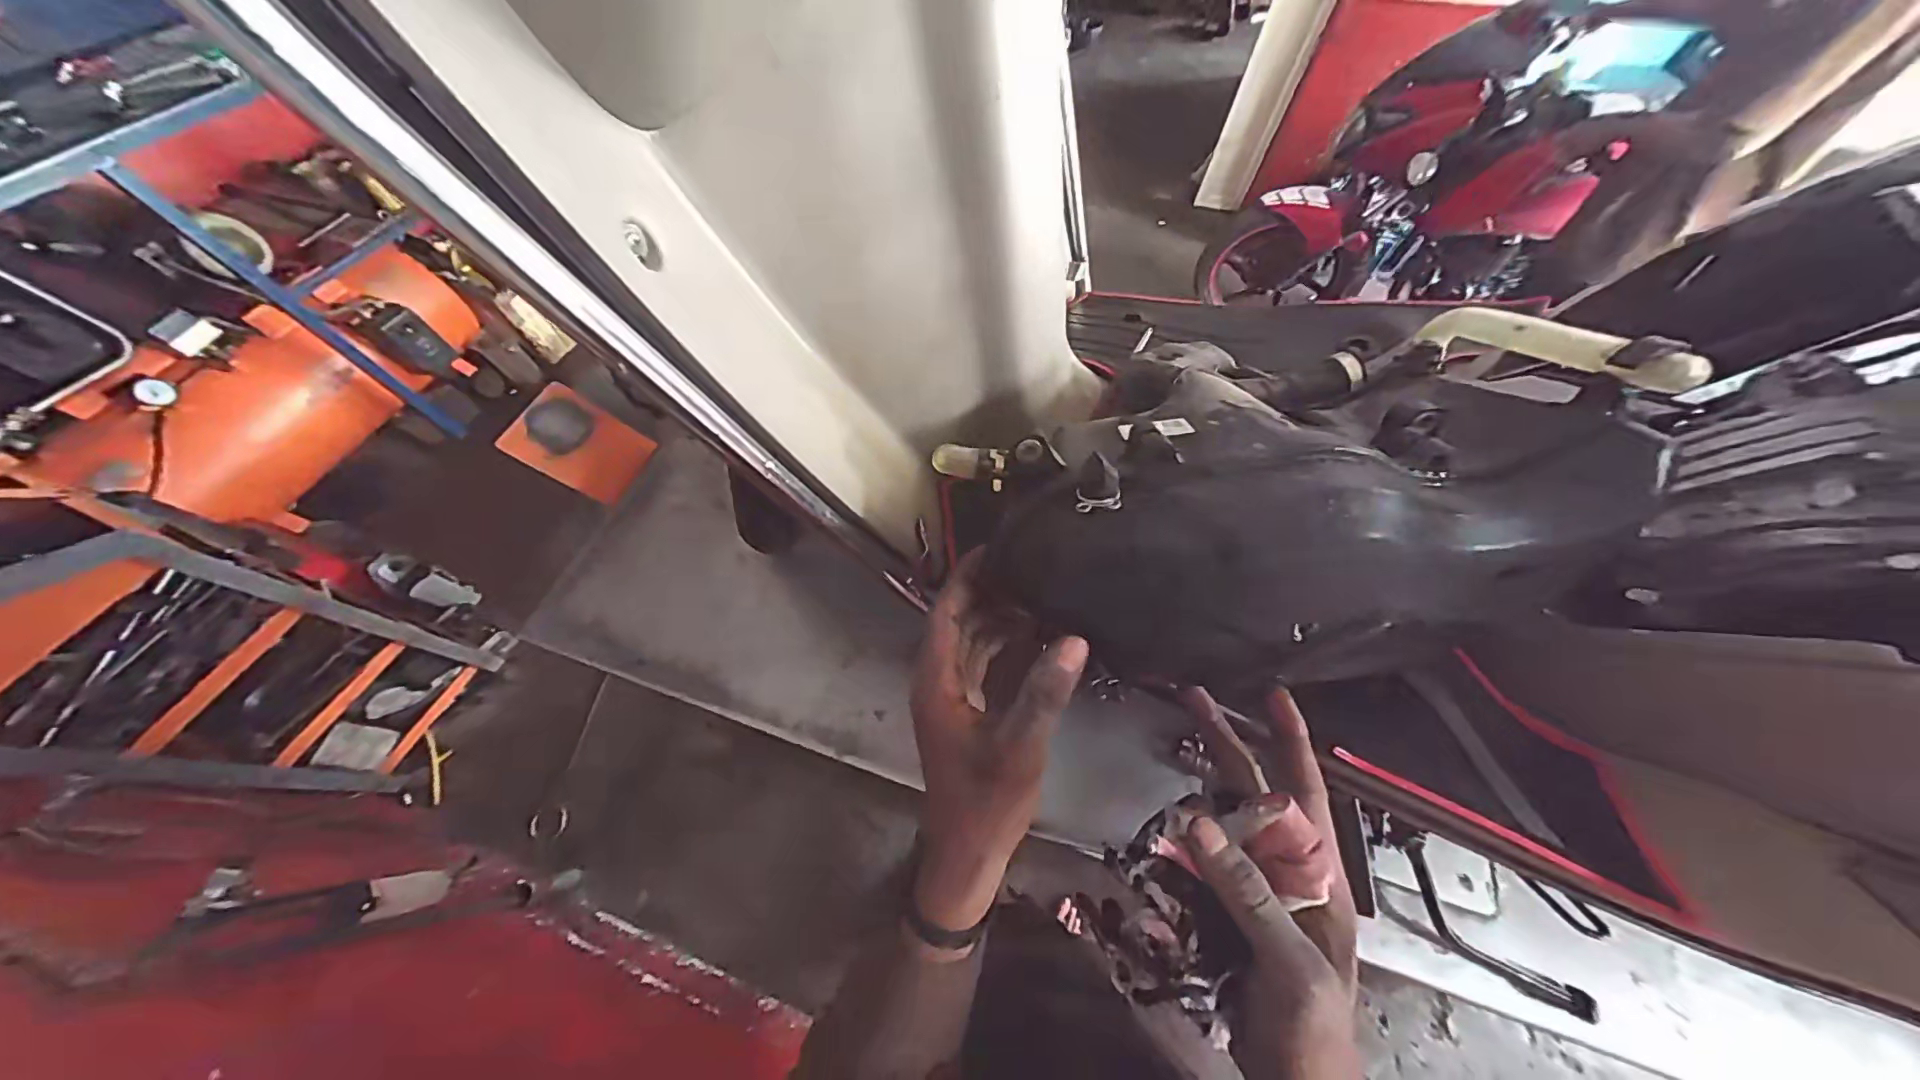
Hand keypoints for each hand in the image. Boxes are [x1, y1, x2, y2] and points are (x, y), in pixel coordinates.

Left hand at [909, 551, 1087, 935]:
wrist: (969, 851)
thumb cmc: (986, 799)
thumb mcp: (1018, 745)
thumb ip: (1043, 693)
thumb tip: (1073, 640)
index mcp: (937, 681)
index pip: (946, 613)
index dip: (966, 578)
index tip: (995, 548)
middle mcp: (940, 680)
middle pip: (961, 621)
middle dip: (990, 592)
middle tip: (1031, 565)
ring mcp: (954, 696)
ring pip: (974, 641)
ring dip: (1001, 618)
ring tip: (1041, 591)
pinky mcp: (971, 709)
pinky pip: (987, 664)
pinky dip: (1008, 646)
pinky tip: (1041, 635)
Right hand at [1179, 687, 1358, 1078]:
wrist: (1292, 1079)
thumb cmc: (1312, 1027)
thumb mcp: (1289, 959)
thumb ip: (1247, 890)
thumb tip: (1199, 822)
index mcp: (1316, 872)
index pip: (1307, 791)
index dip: (1292, 742)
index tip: (1273, 696)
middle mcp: (1282, 866)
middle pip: (1253, 791)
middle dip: (1229, 741)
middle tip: (1195, 698)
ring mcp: (1249, 884)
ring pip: (1221, 817)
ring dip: (1199, 780)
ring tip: (1176, 743)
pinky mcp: (1217, 905)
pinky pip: (1194, 855)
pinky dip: (1178, 828)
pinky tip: (1163, 814)